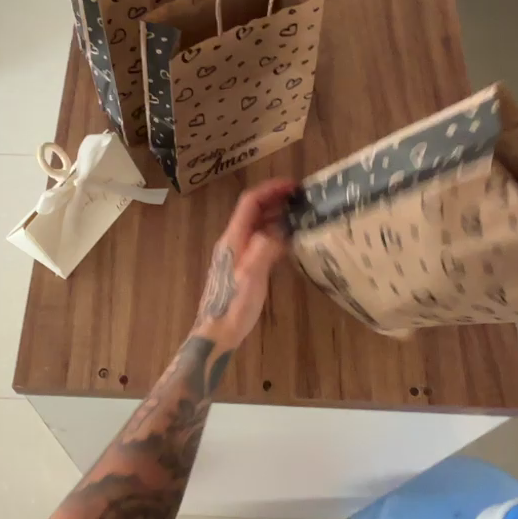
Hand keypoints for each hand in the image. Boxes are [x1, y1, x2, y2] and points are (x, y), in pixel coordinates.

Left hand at [191, 178, 295, 348]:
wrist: (216, 333)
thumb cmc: (233, 306)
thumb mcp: (251, 277)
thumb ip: (263, 250)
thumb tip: (278, 228)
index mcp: (233, 239)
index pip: (250, 202)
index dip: (271, 189)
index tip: (293, 185)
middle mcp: (233, 241)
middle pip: (253, 211)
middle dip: (275, 198)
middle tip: (300, 197)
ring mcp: (236, 254)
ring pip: (256, 225)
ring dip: (275, 215)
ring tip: (298, 214)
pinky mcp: (241, 267)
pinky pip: (258, 241)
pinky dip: (274, 234)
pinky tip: (288, 241)